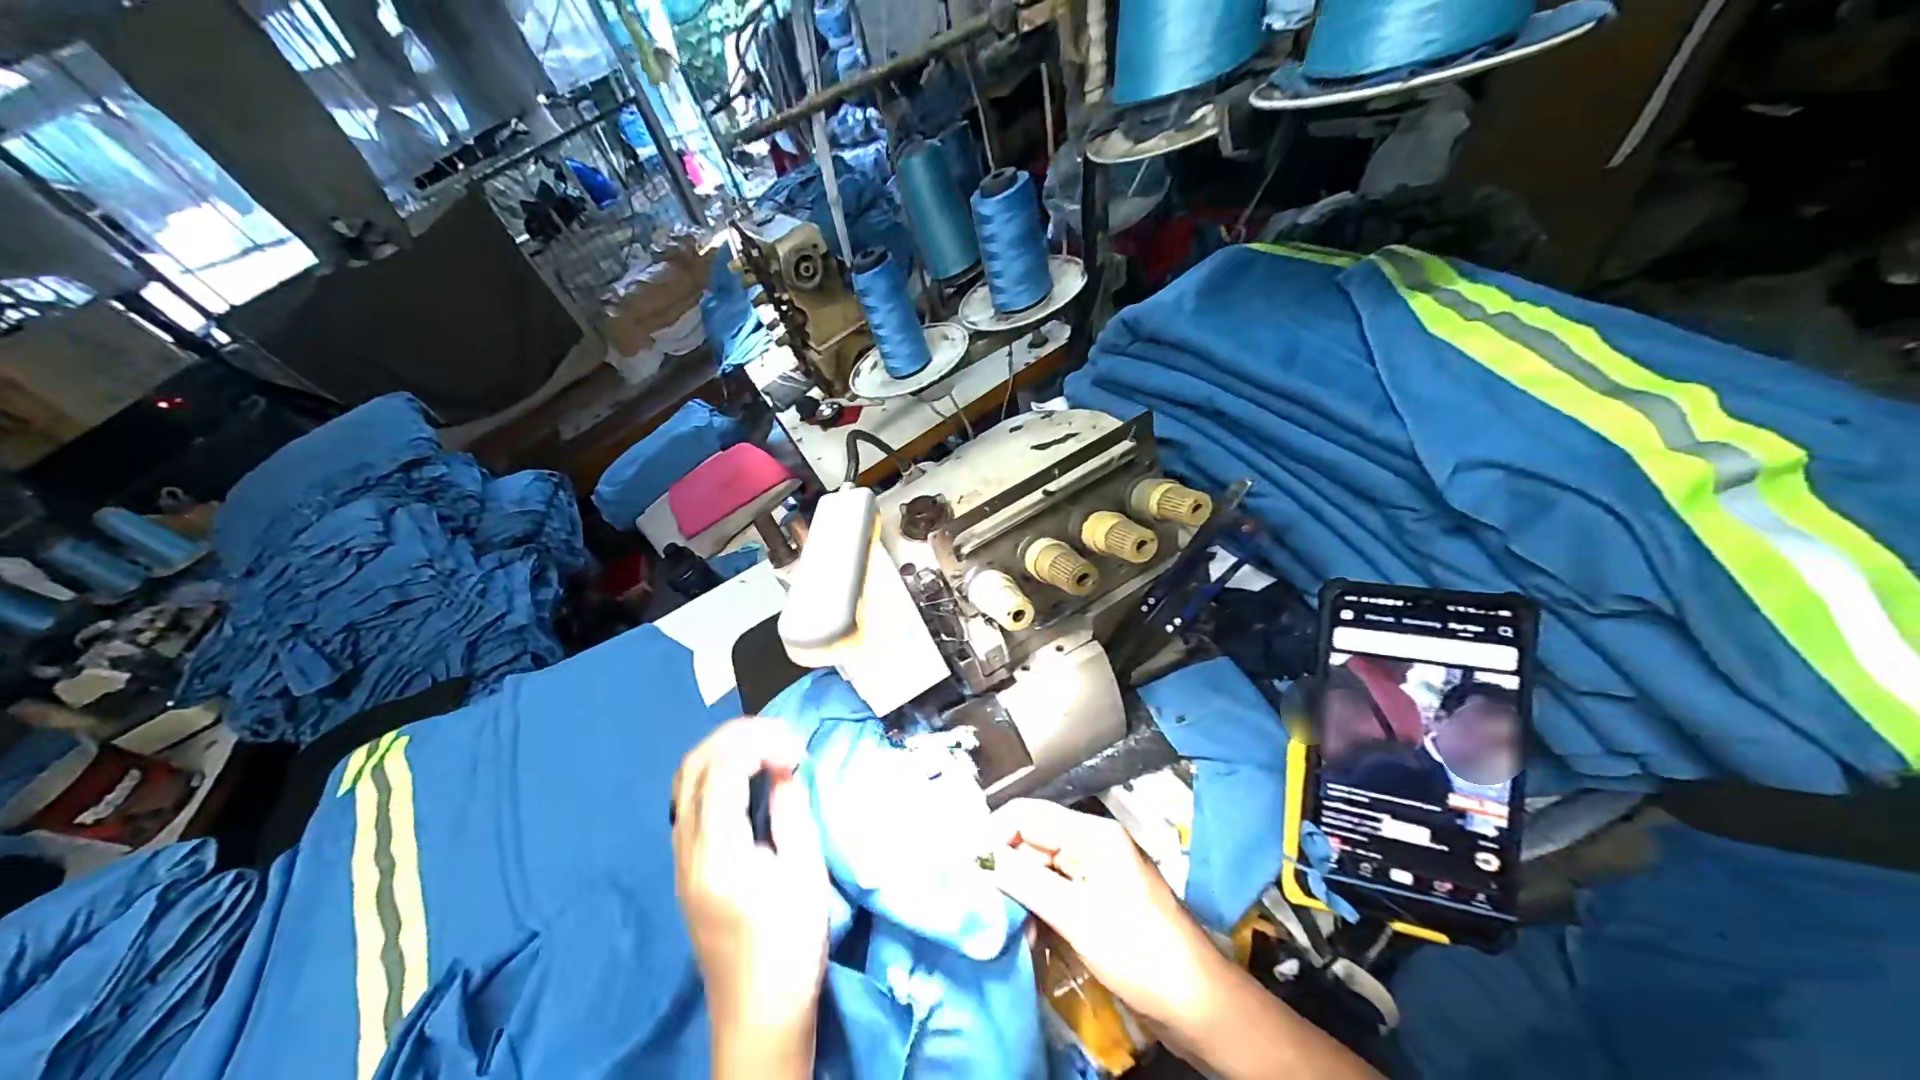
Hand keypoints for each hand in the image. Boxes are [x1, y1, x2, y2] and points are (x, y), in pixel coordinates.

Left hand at [673, 717, 829, 1077]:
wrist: (756, 1014)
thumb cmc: (790, 948)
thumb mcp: (805, 874)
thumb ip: (792, 813)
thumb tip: (784, 769)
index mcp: (718, 853)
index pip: (723, 769)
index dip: (760, 742)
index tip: (797, 750)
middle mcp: (687, 850)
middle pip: (696, 766)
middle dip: (739, 736)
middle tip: (783, 737)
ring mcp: (681, 859)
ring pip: (686, 780)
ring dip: (724, 751)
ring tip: (767, 747)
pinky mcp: (686, 867)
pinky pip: (690, 801)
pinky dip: (717, 773)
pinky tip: (748, 777)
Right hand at [985, 798, 1235, 1030]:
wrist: (1198, 1002)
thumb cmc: (1140, 952)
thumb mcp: (1077, 916)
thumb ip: (1027, 882)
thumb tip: (983, 858)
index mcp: (1093, 834)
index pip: (1028, 813)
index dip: (995, 834)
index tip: (969, 866)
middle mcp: (1094, 843)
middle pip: (1033, 838)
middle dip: (1006, 865)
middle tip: (983, 901)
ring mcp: (1098, 870)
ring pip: (1042, 865)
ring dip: (1021, 890)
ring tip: (1006, 922)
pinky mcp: (1100, 896)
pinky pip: (1057, 888)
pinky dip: (1039, 904)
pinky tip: (1029, 930)